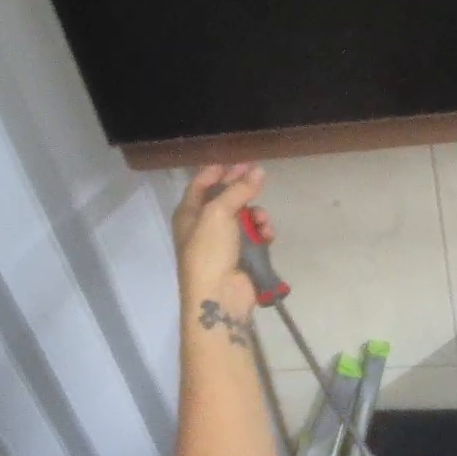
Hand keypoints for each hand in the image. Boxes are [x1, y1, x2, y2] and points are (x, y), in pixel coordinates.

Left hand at [174, 164, 274, 329]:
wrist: (218, 295)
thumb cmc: (210, 250)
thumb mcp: (219, 213)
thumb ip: (239, 189)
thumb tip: (258, 170)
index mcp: (188, 214)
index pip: (200, 184)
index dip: (216, 170)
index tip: (237, 160)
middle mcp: (204, 225)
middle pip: (224, 198)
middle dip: (241, 188)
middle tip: (259, 175)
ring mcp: (224, 242)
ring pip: (244, 217)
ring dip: (256, 214)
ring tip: (263, 219)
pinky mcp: (242, 256)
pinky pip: (255, 236)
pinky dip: (263, 232)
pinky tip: (267, 234)